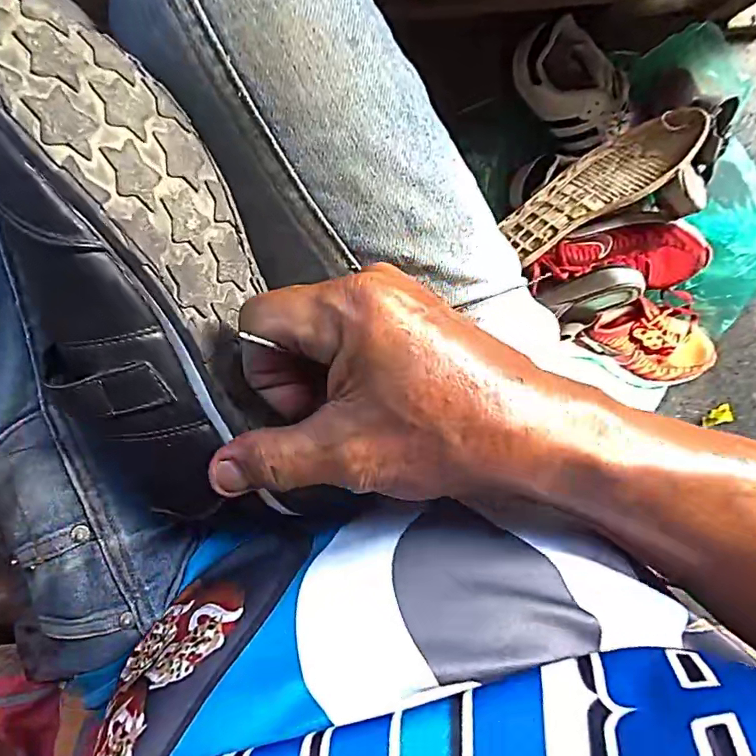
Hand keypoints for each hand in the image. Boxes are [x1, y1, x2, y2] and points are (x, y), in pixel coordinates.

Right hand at [208, 265, 587, 502]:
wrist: (532, 434)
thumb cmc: (454, 432)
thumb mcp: (346, 452)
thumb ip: (272, 459)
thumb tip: (224, 468)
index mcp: (346, 305)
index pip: (256, 320)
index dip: (262, 374)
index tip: (296, 411)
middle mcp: (371, 287)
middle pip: (289, 328)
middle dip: (295, 383)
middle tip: (331, 421)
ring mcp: (398, 301)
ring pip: (323, 338)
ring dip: (327, 384)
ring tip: (364, 419)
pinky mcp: (416, 320)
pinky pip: (358, 340)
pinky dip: (355, 377)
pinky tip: (385, 410)